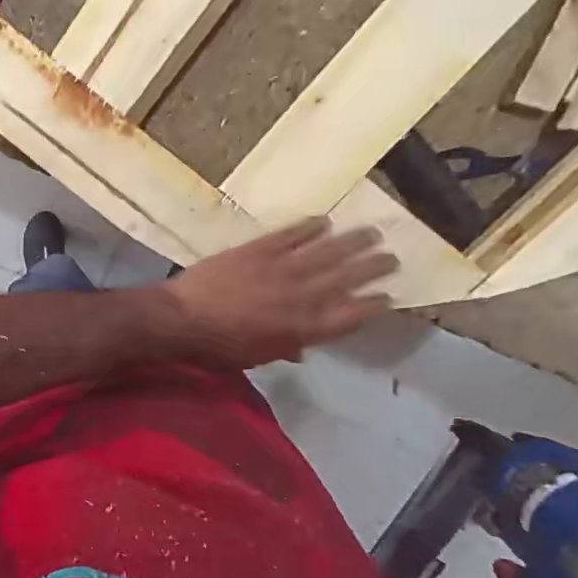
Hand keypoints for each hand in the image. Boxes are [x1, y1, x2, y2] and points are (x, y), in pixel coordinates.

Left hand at [159, 219, 397, 367]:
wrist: (184, 320)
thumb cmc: (221, 348)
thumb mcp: (258, 357)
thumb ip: (285, 348)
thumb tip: (301, 349)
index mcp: (303, 329)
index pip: (350, 315)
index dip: (373, 305)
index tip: (389, 296)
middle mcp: (302, 297)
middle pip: (348, 278)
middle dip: (374, 267)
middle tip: (392, 257)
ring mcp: (283, 269)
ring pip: (328, 251)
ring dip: (353, 241)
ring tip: (372, 232)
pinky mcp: (262, 249)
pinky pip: (293, 234)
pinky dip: (310, 226)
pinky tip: (324, 220)